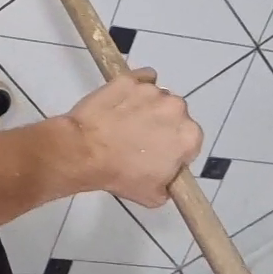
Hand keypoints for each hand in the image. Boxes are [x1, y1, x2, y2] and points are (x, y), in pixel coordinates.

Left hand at [62, 68, 202, 206]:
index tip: (157, 154)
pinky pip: (141, 78)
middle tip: (138, 138)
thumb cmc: (121, 174)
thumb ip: (170, 181)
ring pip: (156, 97)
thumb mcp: (155, 195)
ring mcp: (151, 90)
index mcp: (188, 136)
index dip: (173, 149)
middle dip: (161, 125)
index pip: (189, 141)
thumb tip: (167, 173)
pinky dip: (136, 86)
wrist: (83, 150)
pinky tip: (123, 98)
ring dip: (146, 107)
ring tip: (124, 121)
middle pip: (174, 115)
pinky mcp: (129, 78)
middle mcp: (176, 108)